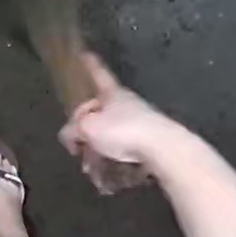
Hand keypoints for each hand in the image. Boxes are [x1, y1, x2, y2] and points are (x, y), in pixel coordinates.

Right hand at [58, 55, 188, 178]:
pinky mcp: (149, 144)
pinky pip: (123, 153)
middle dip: (85, 135)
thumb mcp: (87, 128)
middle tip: (77, 150)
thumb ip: (72, 130)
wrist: (164, 149)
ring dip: (97, 156)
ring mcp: (140, 124)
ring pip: (110, 138)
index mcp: (112, 94)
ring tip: (93, 172)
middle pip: (99, 115)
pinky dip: (112, 166)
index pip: (98, 75)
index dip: (90, 66)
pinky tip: (107, 182)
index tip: (85, 54)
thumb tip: (71, 136)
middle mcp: (127, 105)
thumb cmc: (123, 131)